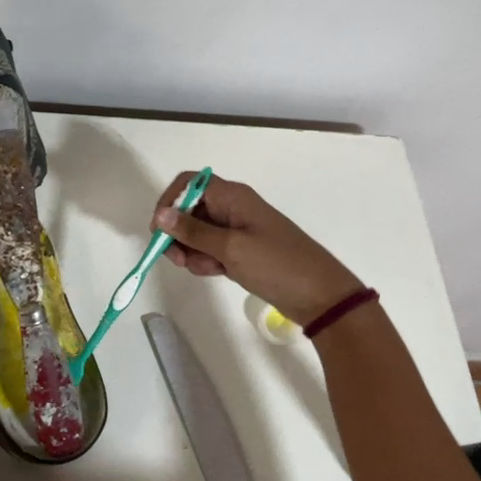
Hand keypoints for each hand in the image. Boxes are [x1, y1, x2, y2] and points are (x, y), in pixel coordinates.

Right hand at [153, 172, 363, 320]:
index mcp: (232, 196)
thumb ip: (192, 231)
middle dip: (178, 234)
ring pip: (197, 233)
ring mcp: (236, 229)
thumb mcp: (230, 248)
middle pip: (188, 210)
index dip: (168, 202)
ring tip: (207, 269)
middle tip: (179, 260)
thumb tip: (161, 215)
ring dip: (192, 251)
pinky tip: (216, 273)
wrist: (320, 296)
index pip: (187, 184)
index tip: (160, 230)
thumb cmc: (276, 264)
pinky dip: (206, 260)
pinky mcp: (240, 250)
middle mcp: (232, 207)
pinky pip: (210, 249)